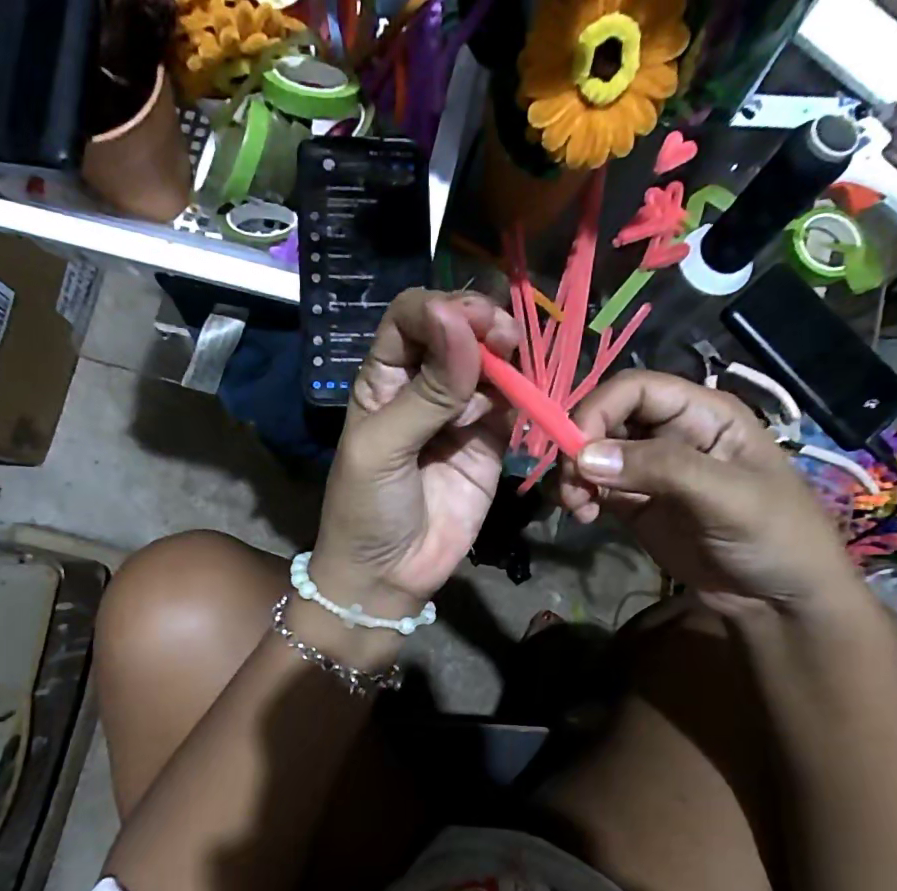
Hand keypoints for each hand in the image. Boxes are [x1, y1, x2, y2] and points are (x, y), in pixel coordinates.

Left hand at [307, 289, 522, 621]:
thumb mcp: (382, 447)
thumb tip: (459, 322)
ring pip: (489, 365)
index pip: (411, 319)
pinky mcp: (491, 441)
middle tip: (505, 336)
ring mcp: (460, 413)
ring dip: (506, 356)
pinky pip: (512, 405)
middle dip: (481, 325)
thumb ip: (426, 392)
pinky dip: (524, 393)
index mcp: (384, 378)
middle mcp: (424, 385)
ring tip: (519, 359)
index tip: (470, 320)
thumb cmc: (366, 508)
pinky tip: (529, 390)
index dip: (440, 310)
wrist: (390, 575)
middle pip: (456, 333)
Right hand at [557, 371, 862, 611]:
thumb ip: (661, 470)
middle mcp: (673, 433)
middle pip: (608, 418)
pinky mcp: (638, 505)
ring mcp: (652, 471)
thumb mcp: (728, 497)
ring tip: (574, 507)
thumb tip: (585, 456)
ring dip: (575, 475)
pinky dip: (580, 497)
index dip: (599, 409)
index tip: (574, 449)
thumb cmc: (775, 535)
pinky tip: (583, 518)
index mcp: (703, 413)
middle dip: (580, 445)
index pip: (636, 389)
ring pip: (595, 454)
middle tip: (570, 485)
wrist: (781, 600)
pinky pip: (597, 489)